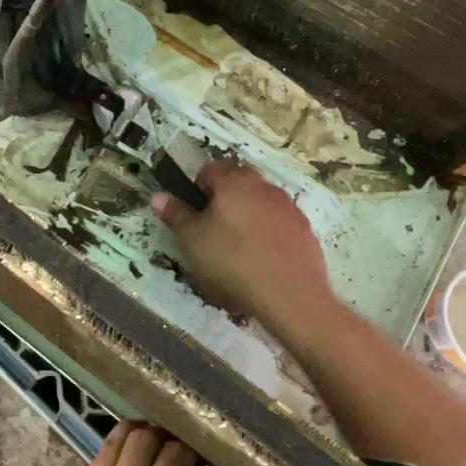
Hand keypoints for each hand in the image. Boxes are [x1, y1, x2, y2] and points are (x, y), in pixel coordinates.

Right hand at [150, 160, 331, 331]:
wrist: (291, 296)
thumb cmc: (232, 261)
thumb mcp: (192, 240)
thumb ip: (175, 215)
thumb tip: (158, 196)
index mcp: (234, 182)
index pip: (211, 169)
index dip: (198, 189)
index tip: (195, 215)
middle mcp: (264, 187)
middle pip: (239, 185)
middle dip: (225, 203)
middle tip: (213, 233)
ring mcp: (290, 209)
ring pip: (261, 205)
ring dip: (249, 219)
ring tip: (239, 253)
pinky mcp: (307, 233)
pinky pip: (280, 227)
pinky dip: (270, 238)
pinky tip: (263, 265)